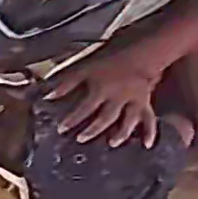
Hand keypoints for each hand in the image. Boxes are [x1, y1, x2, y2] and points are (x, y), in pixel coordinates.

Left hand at [46, 50, 165, 146]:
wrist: (139, 54)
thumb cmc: (108, 63)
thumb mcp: (84, 70)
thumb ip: (66, 84)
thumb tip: (48, 97)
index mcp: (102, 89)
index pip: (84, 109)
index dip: (72, 120)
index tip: (61, 129)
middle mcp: (118, 97)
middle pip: (105, 117)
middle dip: (93, 130)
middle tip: (81, 139)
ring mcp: (134, 100)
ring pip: (128, 120)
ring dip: (121, 133)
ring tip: (112, 143)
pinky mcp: (146, 102)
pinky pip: (150, 118)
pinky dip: (150, 132)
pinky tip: (147, 144)